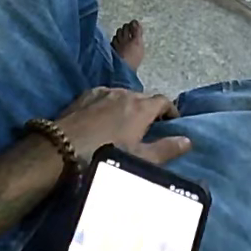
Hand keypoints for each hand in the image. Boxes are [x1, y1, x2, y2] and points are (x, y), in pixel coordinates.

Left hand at [52, 86, 190, 165]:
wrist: (63, 147)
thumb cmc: (105, 154)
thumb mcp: (139, 158)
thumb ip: (165, 149)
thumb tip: (187, 140)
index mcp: (140, 107)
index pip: (163, 100)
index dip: (170, 110)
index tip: (173, 122)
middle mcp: (123, 93)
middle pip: (143, 97)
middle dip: (150, 109)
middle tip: (150, 127)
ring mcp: (102, 92)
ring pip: (123, 95)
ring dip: (129, 106)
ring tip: (127, 124)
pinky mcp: (85, 95)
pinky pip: (105, 96)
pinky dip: (111, 104)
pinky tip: (105, 118)